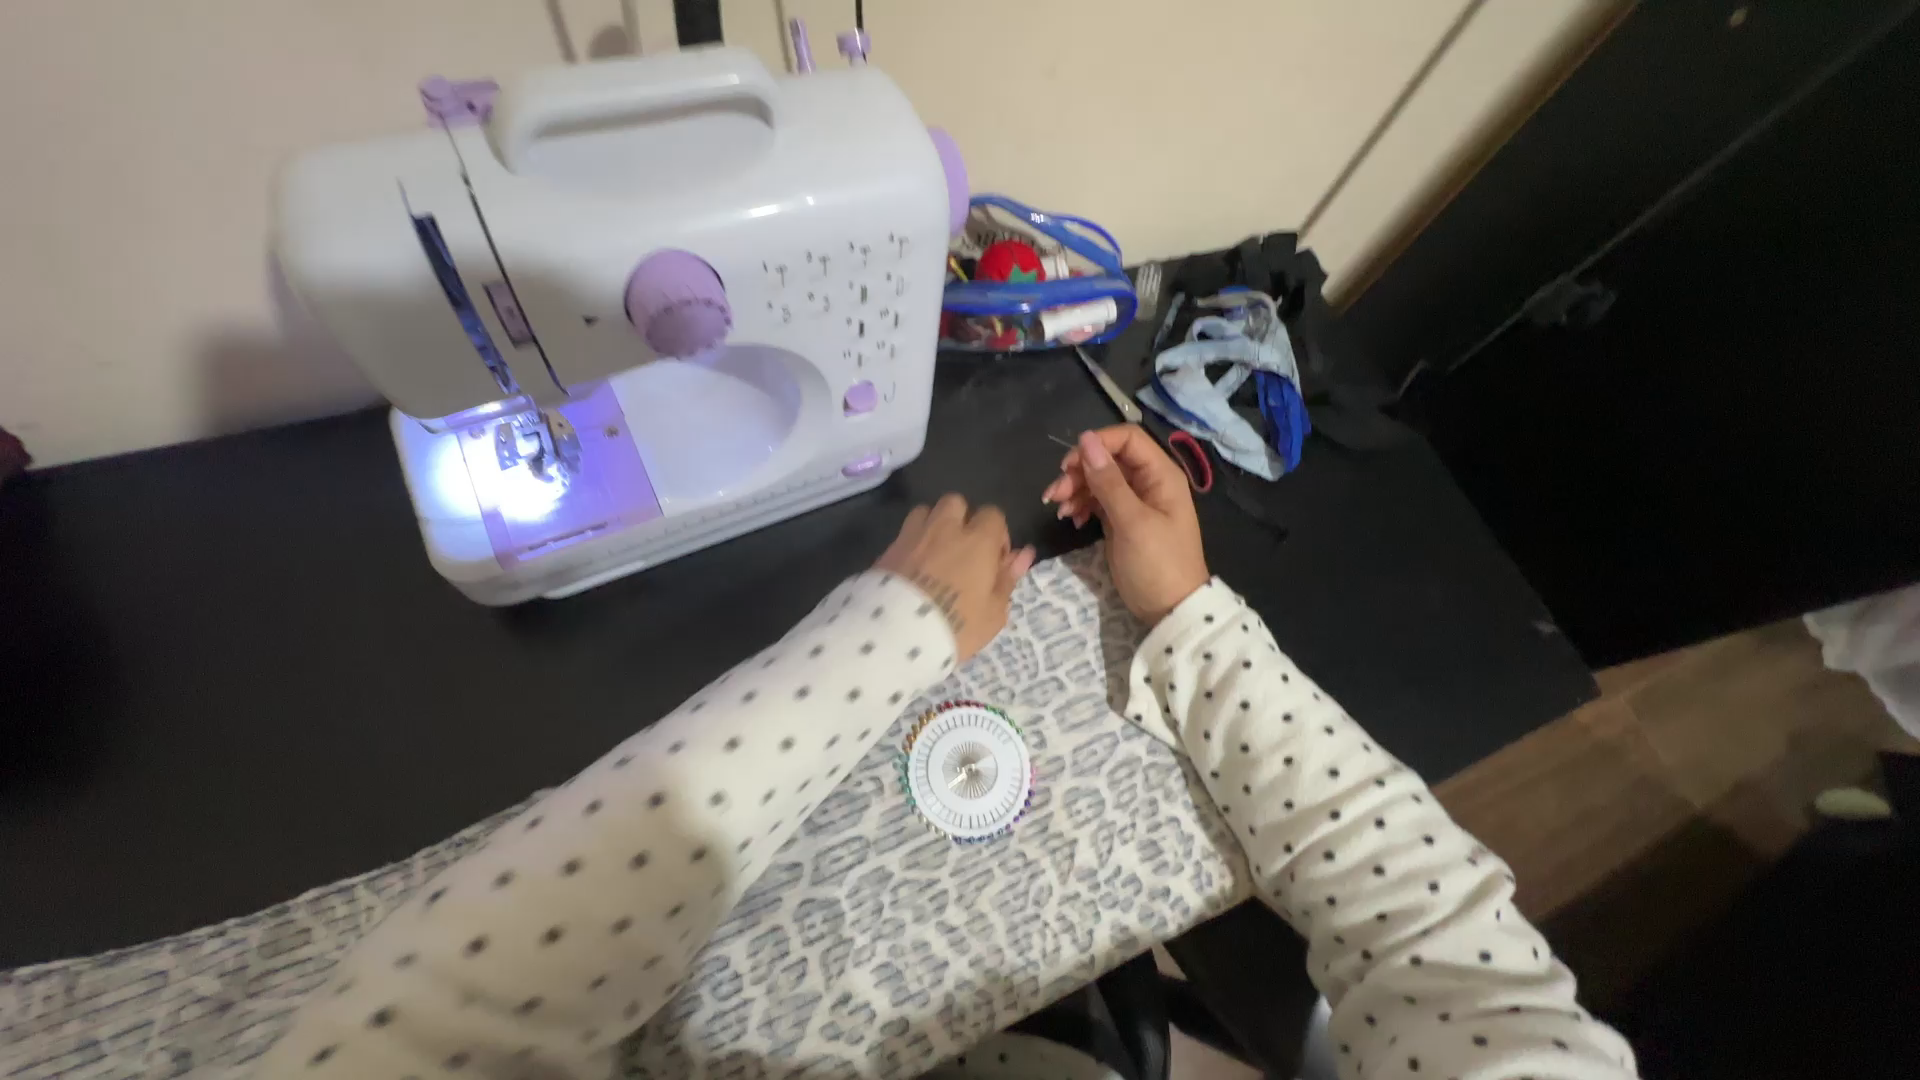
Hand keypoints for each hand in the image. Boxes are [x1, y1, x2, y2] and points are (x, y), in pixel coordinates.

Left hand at [875, 495, 1035, 662]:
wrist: (897, 636)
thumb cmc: (956, 626)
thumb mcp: (993, 613)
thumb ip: (1008, 579)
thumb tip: (1024, 554)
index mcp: (978, 540)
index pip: (993, 515)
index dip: (996, 535)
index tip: (993, 562)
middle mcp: (945, 528)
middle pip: (956, 503)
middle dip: (962, 520)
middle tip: (962, 552)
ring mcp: (913, 535)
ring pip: (927, 511)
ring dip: (934, 526)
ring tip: (935, 554)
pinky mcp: (887, 548)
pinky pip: (904, 533)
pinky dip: (912, 543)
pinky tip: (913, 568)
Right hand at [1041, 426, 1209, 624]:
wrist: (1170, 609)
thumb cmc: (1157, 563)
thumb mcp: (1131, 521)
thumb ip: (1108, 481)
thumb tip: (1086, 440)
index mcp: (1160, 475)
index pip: (1127, 439)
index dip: (1097, 445)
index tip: (1069, 465)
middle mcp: (1148, 482)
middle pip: (1108, 459)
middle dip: (1079, 471)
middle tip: (1055, 493)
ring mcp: (1134, 502)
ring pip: (1098, 480)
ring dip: (1075, 490)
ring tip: (1058, 510)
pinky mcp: (1122, 521)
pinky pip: (1097, 501)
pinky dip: (1082, 506)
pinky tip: (1072, 520)